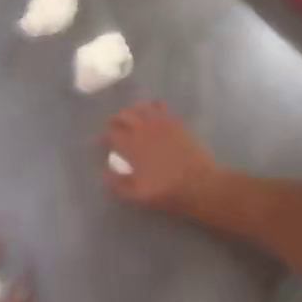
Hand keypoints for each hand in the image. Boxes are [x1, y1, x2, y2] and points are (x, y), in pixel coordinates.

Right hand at [103, 101, 222, 217]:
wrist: (199, 184)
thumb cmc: (166, 191)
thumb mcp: (137, 194)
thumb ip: (118, 183)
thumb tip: (104, 173)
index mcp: (132, 145)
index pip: (111, 134)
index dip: (103, 137)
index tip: (101, 143)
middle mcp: (144, 128)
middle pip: (124, 115)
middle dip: (115, 120)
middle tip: (113, 127)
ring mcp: (161, 122)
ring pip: (141, 106)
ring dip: (133, 110)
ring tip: (131, 118)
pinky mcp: (176, 122)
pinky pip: (160, 106)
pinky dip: (152, 107)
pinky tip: (153, 115)